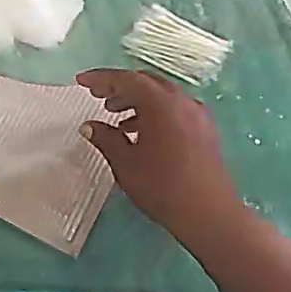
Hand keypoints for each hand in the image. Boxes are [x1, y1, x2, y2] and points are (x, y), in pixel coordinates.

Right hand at [78, 68, 246, 242]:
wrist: (207, 213)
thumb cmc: (162, 186)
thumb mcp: (125, 162)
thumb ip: (105, 138)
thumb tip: (89, 126)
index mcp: (162, 105)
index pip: (128, 80)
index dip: (102, 78)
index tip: (83, 81)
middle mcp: (183, 103)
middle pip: (147, 83)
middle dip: (120, 86)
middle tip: (97, 95)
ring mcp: (197, 116)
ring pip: (162, 96)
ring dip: (136, 100)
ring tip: (114, 116)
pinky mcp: (204, 130)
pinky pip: (174, 110)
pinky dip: (153, 112)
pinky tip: (138, 132)